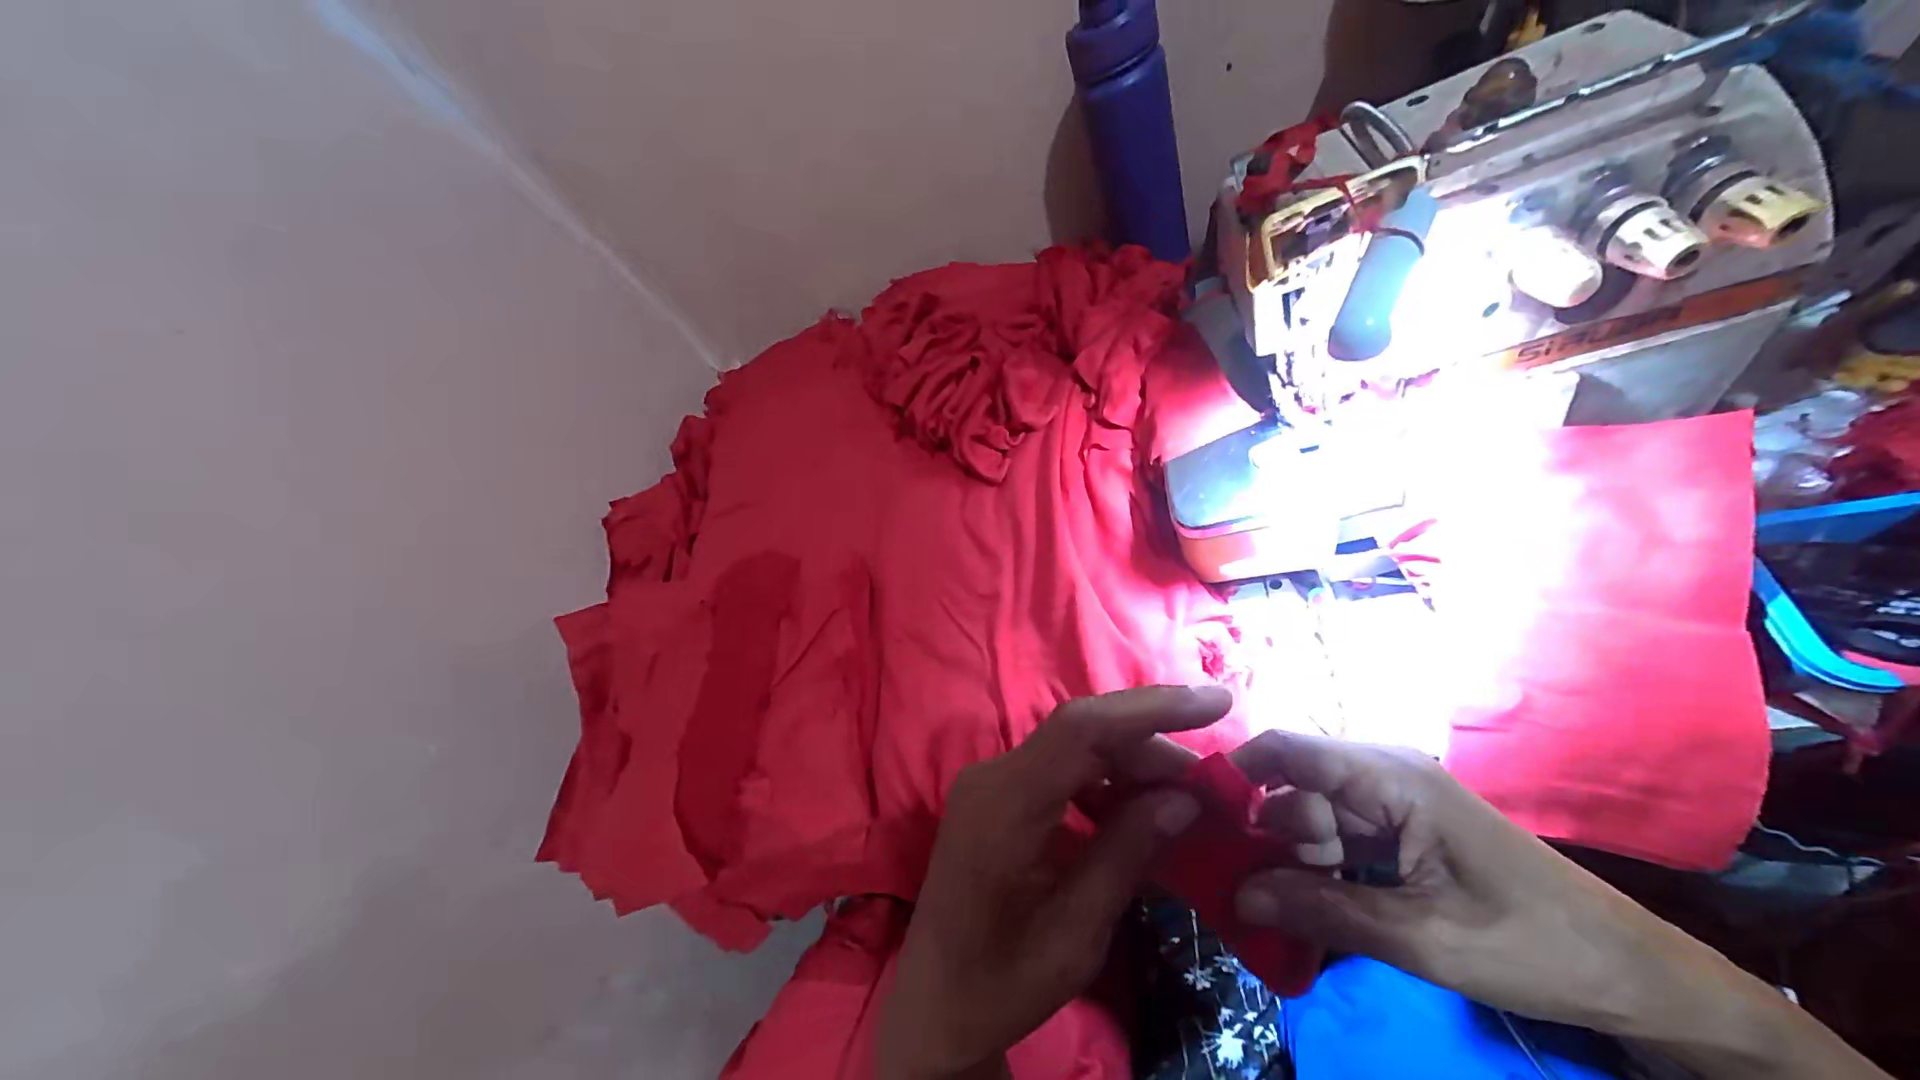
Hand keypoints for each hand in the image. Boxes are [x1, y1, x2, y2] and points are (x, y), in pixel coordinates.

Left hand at [874, 686, 1230, 1079]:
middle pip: (1082, 733)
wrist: (936, 999)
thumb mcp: (1077, 931)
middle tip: (1209, 783)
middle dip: (1151, 745)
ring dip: (1131, 763)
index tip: (1216, 701)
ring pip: (1073, 747)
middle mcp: (993, 775)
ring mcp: (991, 781)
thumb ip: (1128, 853)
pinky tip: (1137, 810)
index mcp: (1005, 805)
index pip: (1082, 729)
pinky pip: (1059, 769)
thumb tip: (1185, 797)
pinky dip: (1104, 781)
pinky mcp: (997, 794)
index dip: (1150, 707)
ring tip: (1183, 798)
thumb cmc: (1003, 979)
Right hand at [1227, 732, 1889, 1079]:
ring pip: (1305, 818)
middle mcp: (1380, 776)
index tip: (1193, 817)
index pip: (1286, 750)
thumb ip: (1322, 911)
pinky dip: (1312, 872)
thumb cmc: (1535, 946)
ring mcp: (1387, 804)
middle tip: (1232, 890)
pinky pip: (1332, 841)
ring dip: (1285, 860)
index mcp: (1389, 777)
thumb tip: (1235, 897)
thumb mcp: (1423, 939)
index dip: (1234, 773)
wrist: (1634, 975)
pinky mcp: (1394, 833)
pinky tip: (1302, 908)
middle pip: (1289, 789)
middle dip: (1260, 835)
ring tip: (1269, 911)